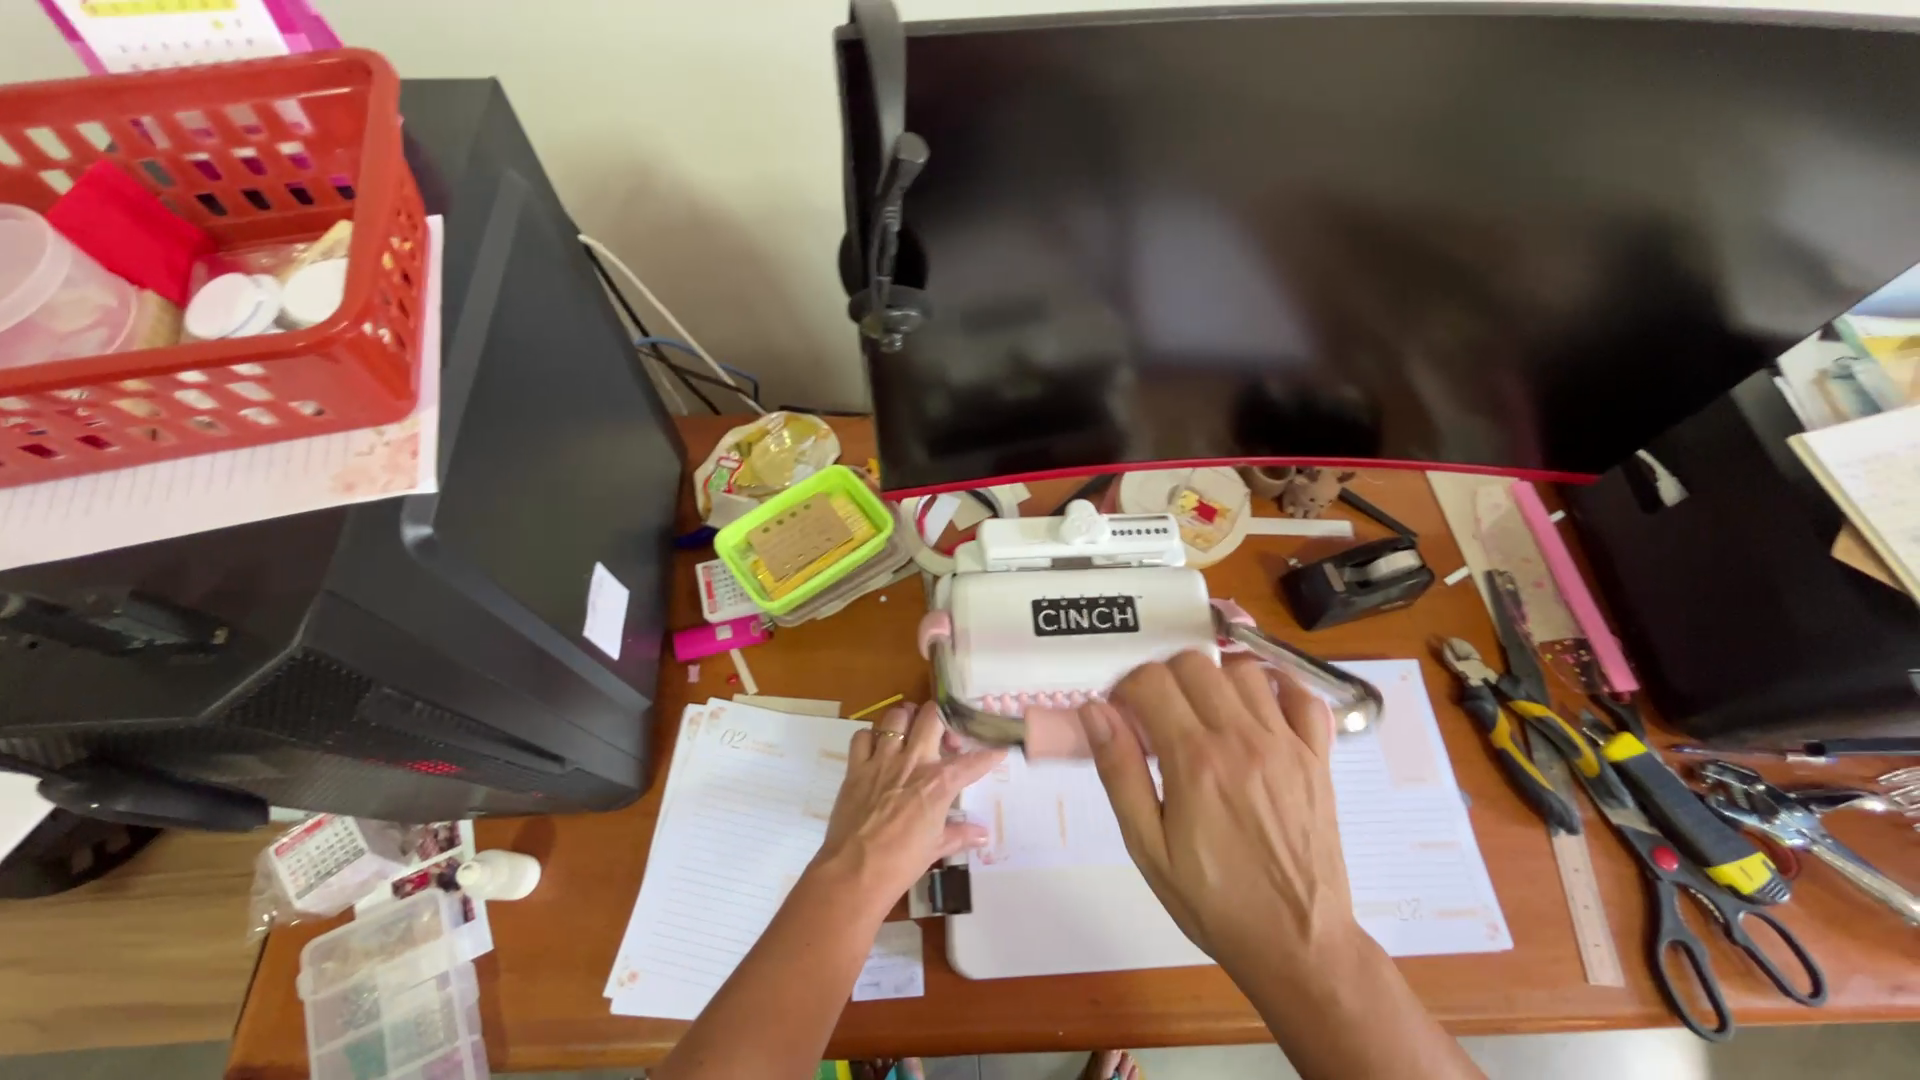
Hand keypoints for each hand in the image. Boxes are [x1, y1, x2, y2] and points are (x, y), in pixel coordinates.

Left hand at [813, 702, 1004, 906]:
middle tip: (945, 737)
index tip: (999, 748)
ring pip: (896, 716)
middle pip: (932, 716)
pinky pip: (862, 736)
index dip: (990, 754)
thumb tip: (982, 834)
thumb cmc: (900, 863)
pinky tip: (876, 751)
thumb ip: (959, 834)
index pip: (972, 761)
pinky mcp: (855, 767)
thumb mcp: (935, 848)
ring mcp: (881, 760)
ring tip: (911, 733)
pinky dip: (870, 738)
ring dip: (907, 720)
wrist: (854, 872)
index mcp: (938, 783)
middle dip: (943, 718)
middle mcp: (912, 761)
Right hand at [1081, 650, 1354, 976]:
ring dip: (1213, 681)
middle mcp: (1242, 739)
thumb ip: (1120, 772)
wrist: (1297, 943)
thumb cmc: (1212, 902)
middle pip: (1193, 664)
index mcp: (1195, 761)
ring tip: (1202, 715)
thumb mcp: (1147, 847)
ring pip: (1243, 671)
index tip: (1122, 716)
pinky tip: (1258, 709)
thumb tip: (1094, 711)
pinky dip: (1278, 689)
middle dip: (1163, 679)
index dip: (1125, 690)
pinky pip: (1303, 697)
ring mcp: (1287, 745)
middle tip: (1156, 716)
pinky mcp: (1318, 759)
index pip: (1150, 682)